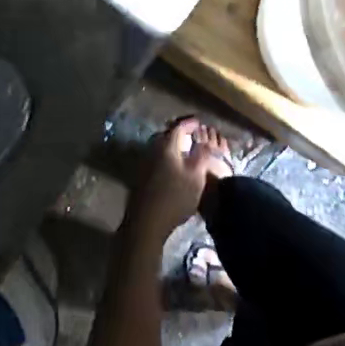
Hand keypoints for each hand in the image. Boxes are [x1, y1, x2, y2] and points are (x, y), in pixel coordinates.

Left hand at [125, 118, 232, 241]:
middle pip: (166, 135)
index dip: (190, 123)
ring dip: (172, 145)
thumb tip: (203, 141)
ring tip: (185, 149)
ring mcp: (144, 164)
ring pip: (160, 147)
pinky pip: (156, 158)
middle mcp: (152, 151)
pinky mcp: (141, 177)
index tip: (199, 122)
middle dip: (179, 132)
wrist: (146, 222)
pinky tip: (174, 166)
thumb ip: (201, 155)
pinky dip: (166, 156)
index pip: (178, 127)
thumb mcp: (196, 176)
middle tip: (192, 134)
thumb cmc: (175, 197)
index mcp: (166, 147)